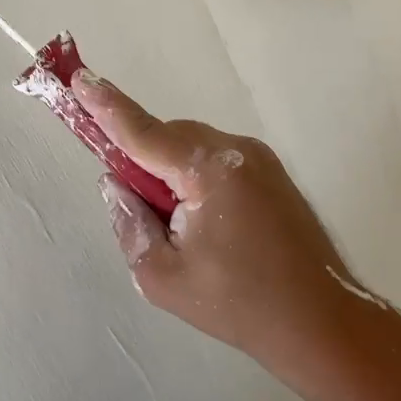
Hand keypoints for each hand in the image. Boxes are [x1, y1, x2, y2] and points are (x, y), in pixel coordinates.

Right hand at [72, 71, 375, 363]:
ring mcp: (262, 160)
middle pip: (169, 136)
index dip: (106, 107)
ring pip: (192, 148)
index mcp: (209, 171)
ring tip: (180, 232)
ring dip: (170, 174)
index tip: (78, 78)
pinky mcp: (274, 175)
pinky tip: (207, 228)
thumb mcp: (162, 276)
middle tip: (140, 210)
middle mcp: (238, 151)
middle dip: (143, 161)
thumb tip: (117, 185)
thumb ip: (129, 223)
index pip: (143, 132)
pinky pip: (216, 161)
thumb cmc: (238, 305)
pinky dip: (196, 181)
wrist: (322, 322)